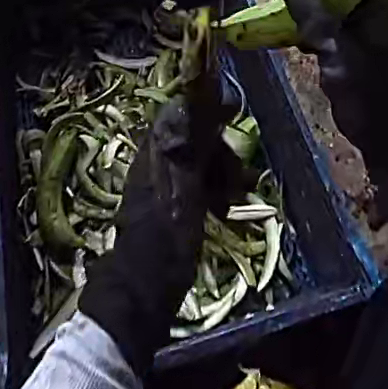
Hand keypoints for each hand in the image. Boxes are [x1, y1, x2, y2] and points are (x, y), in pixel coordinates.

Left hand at [78, 91, 232, 375]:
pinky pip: (195, 184)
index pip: (183, 112)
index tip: (234, 114)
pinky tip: (227, 208)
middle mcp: (155, 159)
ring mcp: (160, 182)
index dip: (209, 111)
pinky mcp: (168, 204)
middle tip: (243, 175)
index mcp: (156, 149)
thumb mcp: (187, 185)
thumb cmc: (167, 234)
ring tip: (241, 194)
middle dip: (222, 152)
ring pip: (198, 163)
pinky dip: (213, 190)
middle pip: (194, 138)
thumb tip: (207, 101)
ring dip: (222, 173)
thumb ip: (196, 143)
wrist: (144, 286)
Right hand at [282, 0, 387, 223]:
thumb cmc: (368, 94)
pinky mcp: (345, 49)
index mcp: (379, 9)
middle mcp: (370, 15)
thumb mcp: (339, 54)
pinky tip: (283, 24)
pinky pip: (322, 24)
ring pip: (330, 1)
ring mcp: (357, 32)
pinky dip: (304, 20)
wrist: (384, 139)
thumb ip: (316, 20)